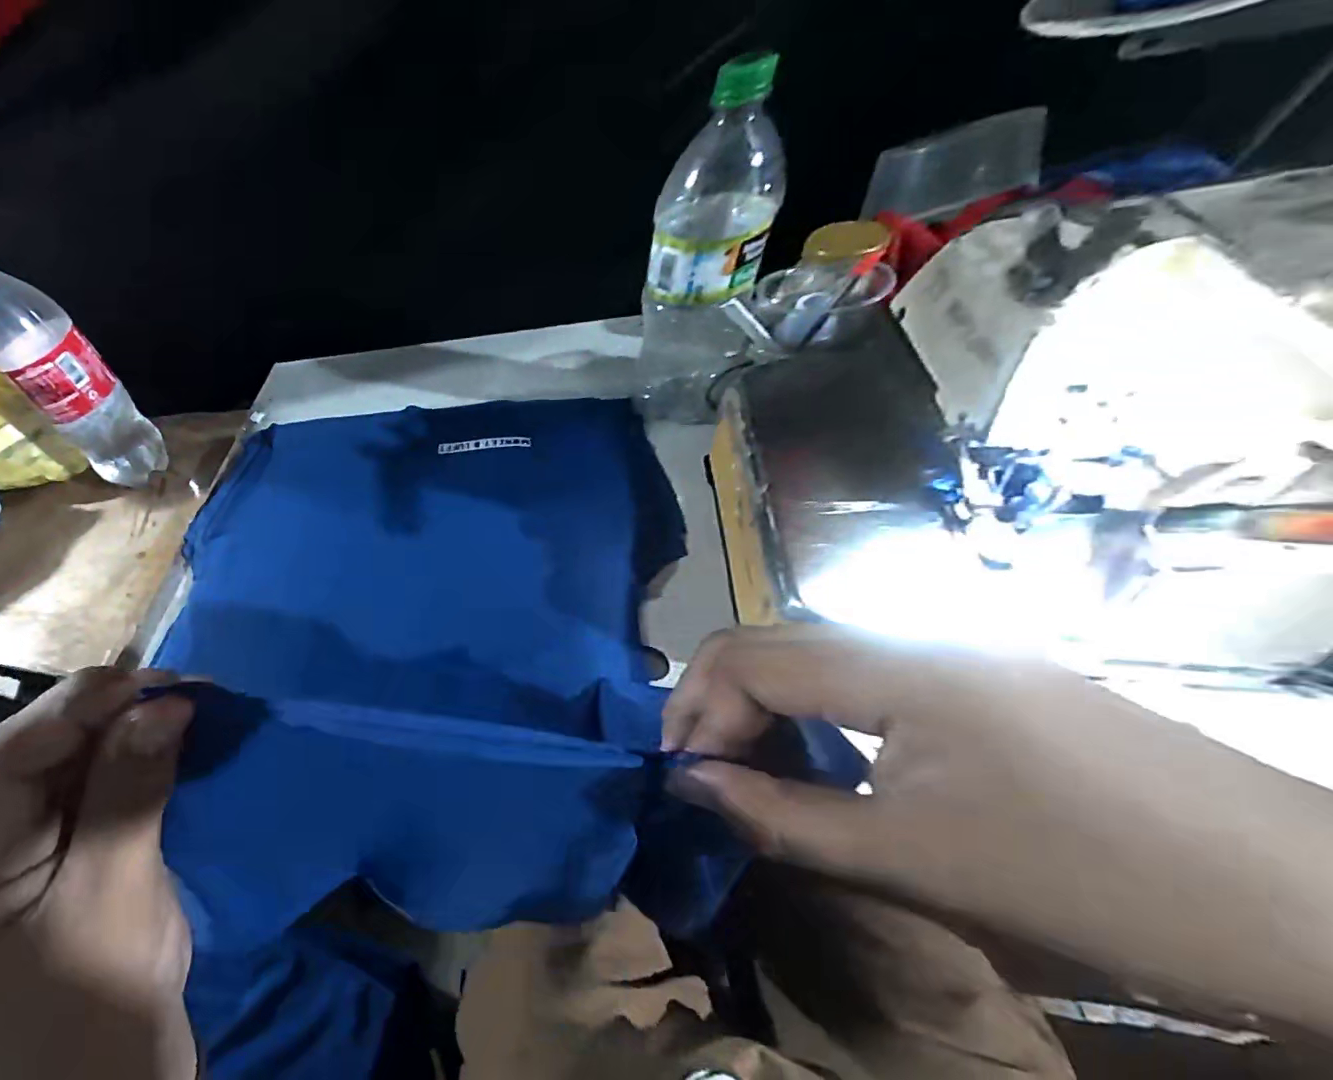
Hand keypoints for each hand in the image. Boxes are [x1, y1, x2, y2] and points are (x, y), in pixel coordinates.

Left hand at [0, 668, 197, 1079]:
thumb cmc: (104, 1010)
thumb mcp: (117, 895)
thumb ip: (131, 792)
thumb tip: (165, 704)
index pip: (4, 764)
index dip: (73, 708)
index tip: (145, 680)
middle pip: (31, 760)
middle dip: (102, 715)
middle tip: (172, 686)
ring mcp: (14, 863)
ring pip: (63, 771)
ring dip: (121, 733)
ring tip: (176, 701)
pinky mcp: (56, 864)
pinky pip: (88, 795)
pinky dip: (129, 763)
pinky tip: (163, 741)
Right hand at [661, 624, 1332, 1035]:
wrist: (1315, 900)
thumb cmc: (1093, 879)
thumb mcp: (913, 859)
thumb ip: (781, 816)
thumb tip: (688, 785)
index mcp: (895, 663)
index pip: (747, 658)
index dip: (697, 713)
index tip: (682, 776)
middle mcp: (912, 634)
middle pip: (770, 640)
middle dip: (715, 701)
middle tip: (700, 768)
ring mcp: (951, 649)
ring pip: (812, 652)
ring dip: (761, 701)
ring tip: (749, 764)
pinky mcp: (982, 674)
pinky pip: (861, 671)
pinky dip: (814, 707)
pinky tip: (823, 754)